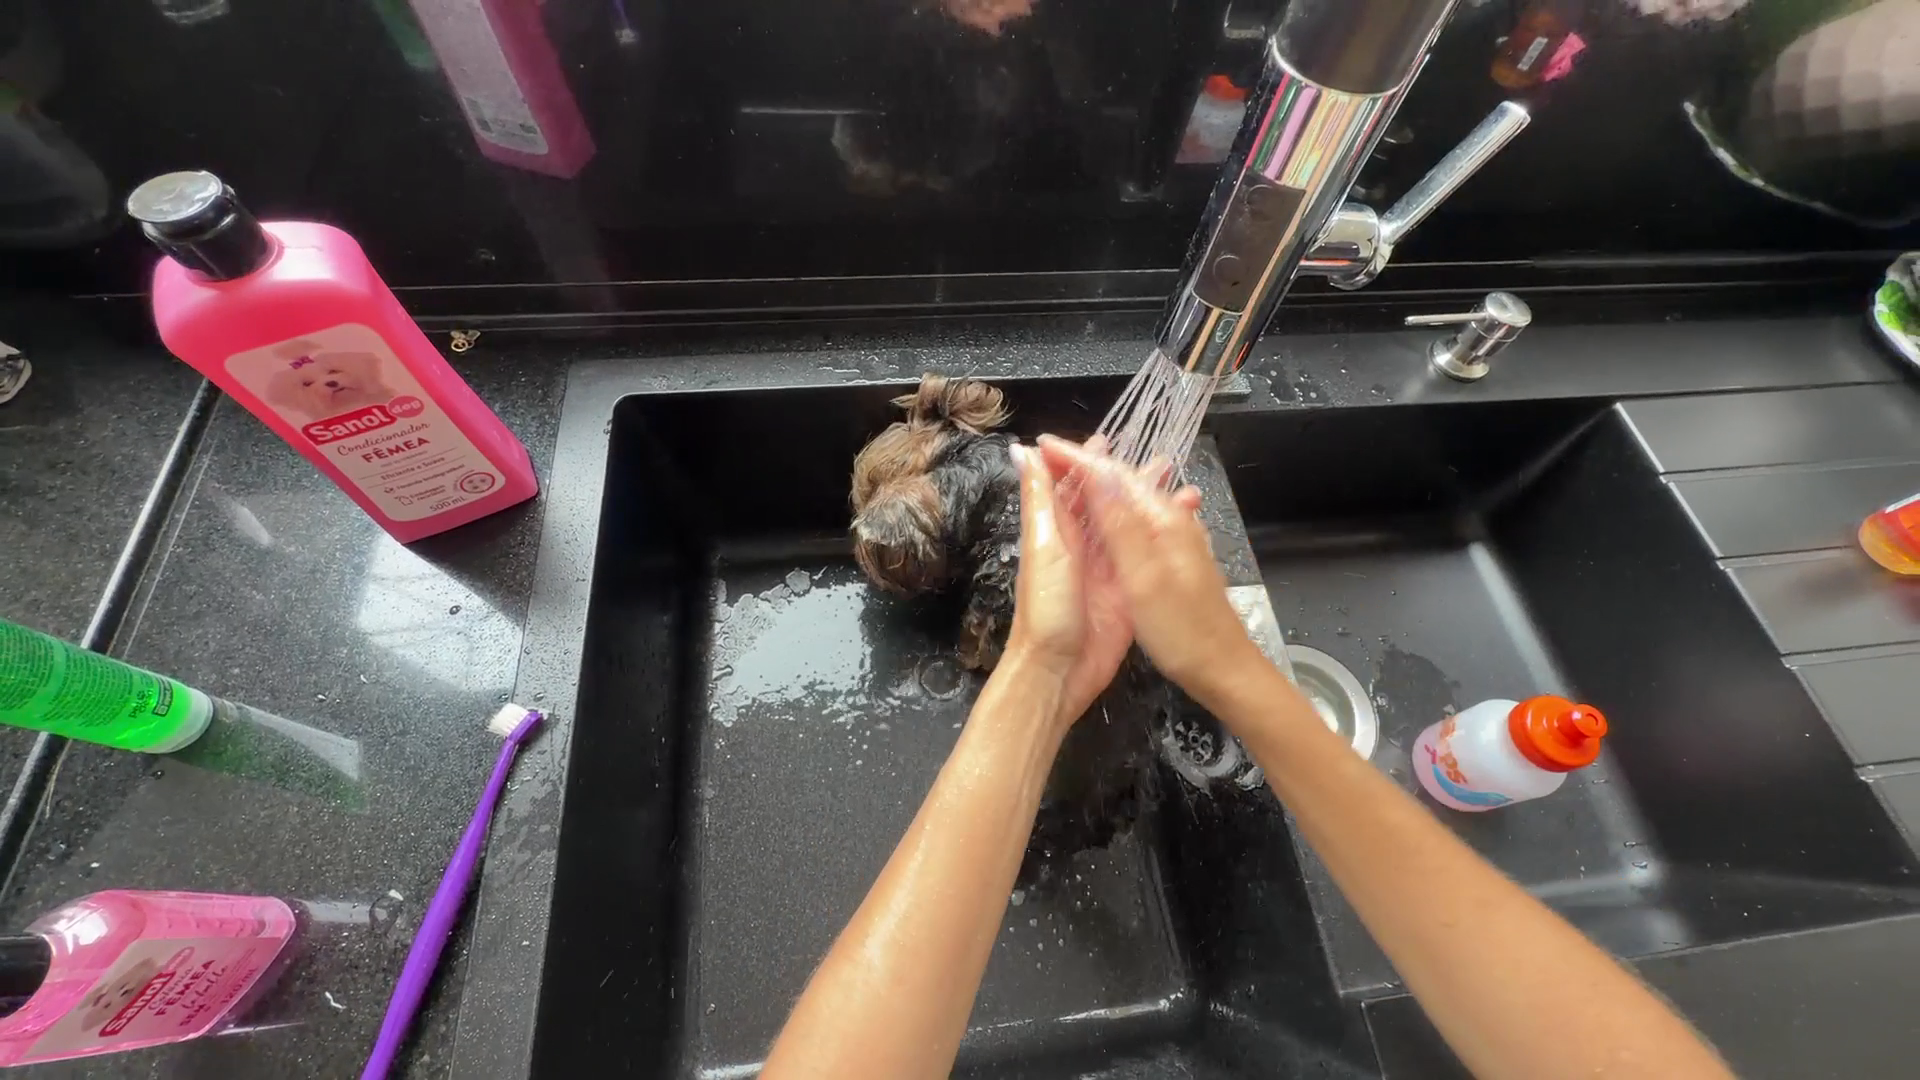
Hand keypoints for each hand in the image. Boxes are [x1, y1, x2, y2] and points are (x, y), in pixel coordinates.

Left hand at [1001, 441, 1197, 728]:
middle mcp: (1080, 547)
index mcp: (1057, 531)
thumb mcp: (1044, 545)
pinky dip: (1159, 540)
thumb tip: (1022, 450)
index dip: (1084, 462)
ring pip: (1126, 528)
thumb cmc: (1046, 608)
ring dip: (1146, 505)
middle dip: (1125, 482)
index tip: (1107, 439)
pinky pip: (1143, 559)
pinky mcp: (1126, 593)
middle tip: (1159, 460)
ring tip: (1176, 484)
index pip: (1070, 486)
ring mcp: (1105, 570)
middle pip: (1103, 505)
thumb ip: (1039, 498)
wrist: (1060, 669)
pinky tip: (1181, 525)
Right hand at [1035, 435, 1258, 696]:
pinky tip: (1104, 514)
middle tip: (1047, 454)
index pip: (1112, 476)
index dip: (1075, 459)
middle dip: (1084, 465)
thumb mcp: (1144, 578)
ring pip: (1128, 501)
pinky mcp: (1170, 560)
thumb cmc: (1183, 631)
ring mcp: (1173, 541)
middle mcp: (1169, 522)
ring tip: (1069, 473)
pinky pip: (1134, 523)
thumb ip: (1119, 525)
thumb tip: (1097, 472)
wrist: (1225, 671)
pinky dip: (1111, 512)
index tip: (1041, 445)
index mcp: (1161, 521)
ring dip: (1097, 485)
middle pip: (1121, 482)